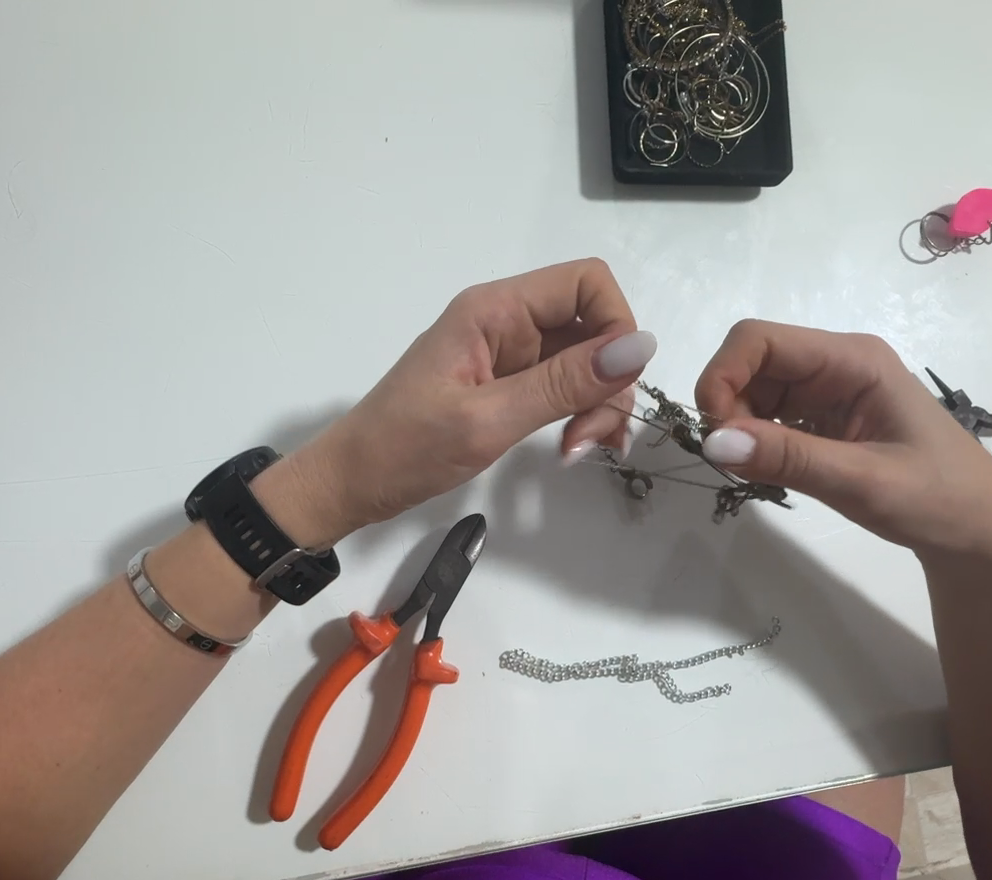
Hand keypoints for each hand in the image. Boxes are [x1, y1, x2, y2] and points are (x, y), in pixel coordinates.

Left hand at [263, 259, 656, 544]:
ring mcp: (506, 358)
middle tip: (593, 439)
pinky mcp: (504, 389)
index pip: (585, 283)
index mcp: (494, 310)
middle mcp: (505, 323)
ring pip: (582, 362)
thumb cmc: (404, 450)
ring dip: (597, 404)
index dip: (615, 325)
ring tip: (580, 450)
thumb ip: (562, 383)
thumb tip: (639, 346)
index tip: (613, 385)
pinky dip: (577, 415)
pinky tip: (573, 449)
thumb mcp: (486, 419)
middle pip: (591, 326)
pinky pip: (560, 389)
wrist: (352, 483)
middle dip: (608, 379)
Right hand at [692, 320, 991, 556]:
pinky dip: (752, 443)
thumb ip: (788, 458)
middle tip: (734, 462)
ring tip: (755, 472)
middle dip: (726, 408)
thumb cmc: (937, 500)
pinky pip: (765, 419)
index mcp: (852, 360)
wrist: (978, 534)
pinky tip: (767, 471)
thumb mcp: (862, 481)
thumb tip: (713, 442)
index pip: (759, 340)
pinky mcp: (819, 421)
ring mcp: (825, 394)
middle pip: (749, 365)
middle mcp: (833, 366)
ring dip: (736, 429)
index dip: (722, 376)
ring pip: (750, 393)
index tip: (715, 434)